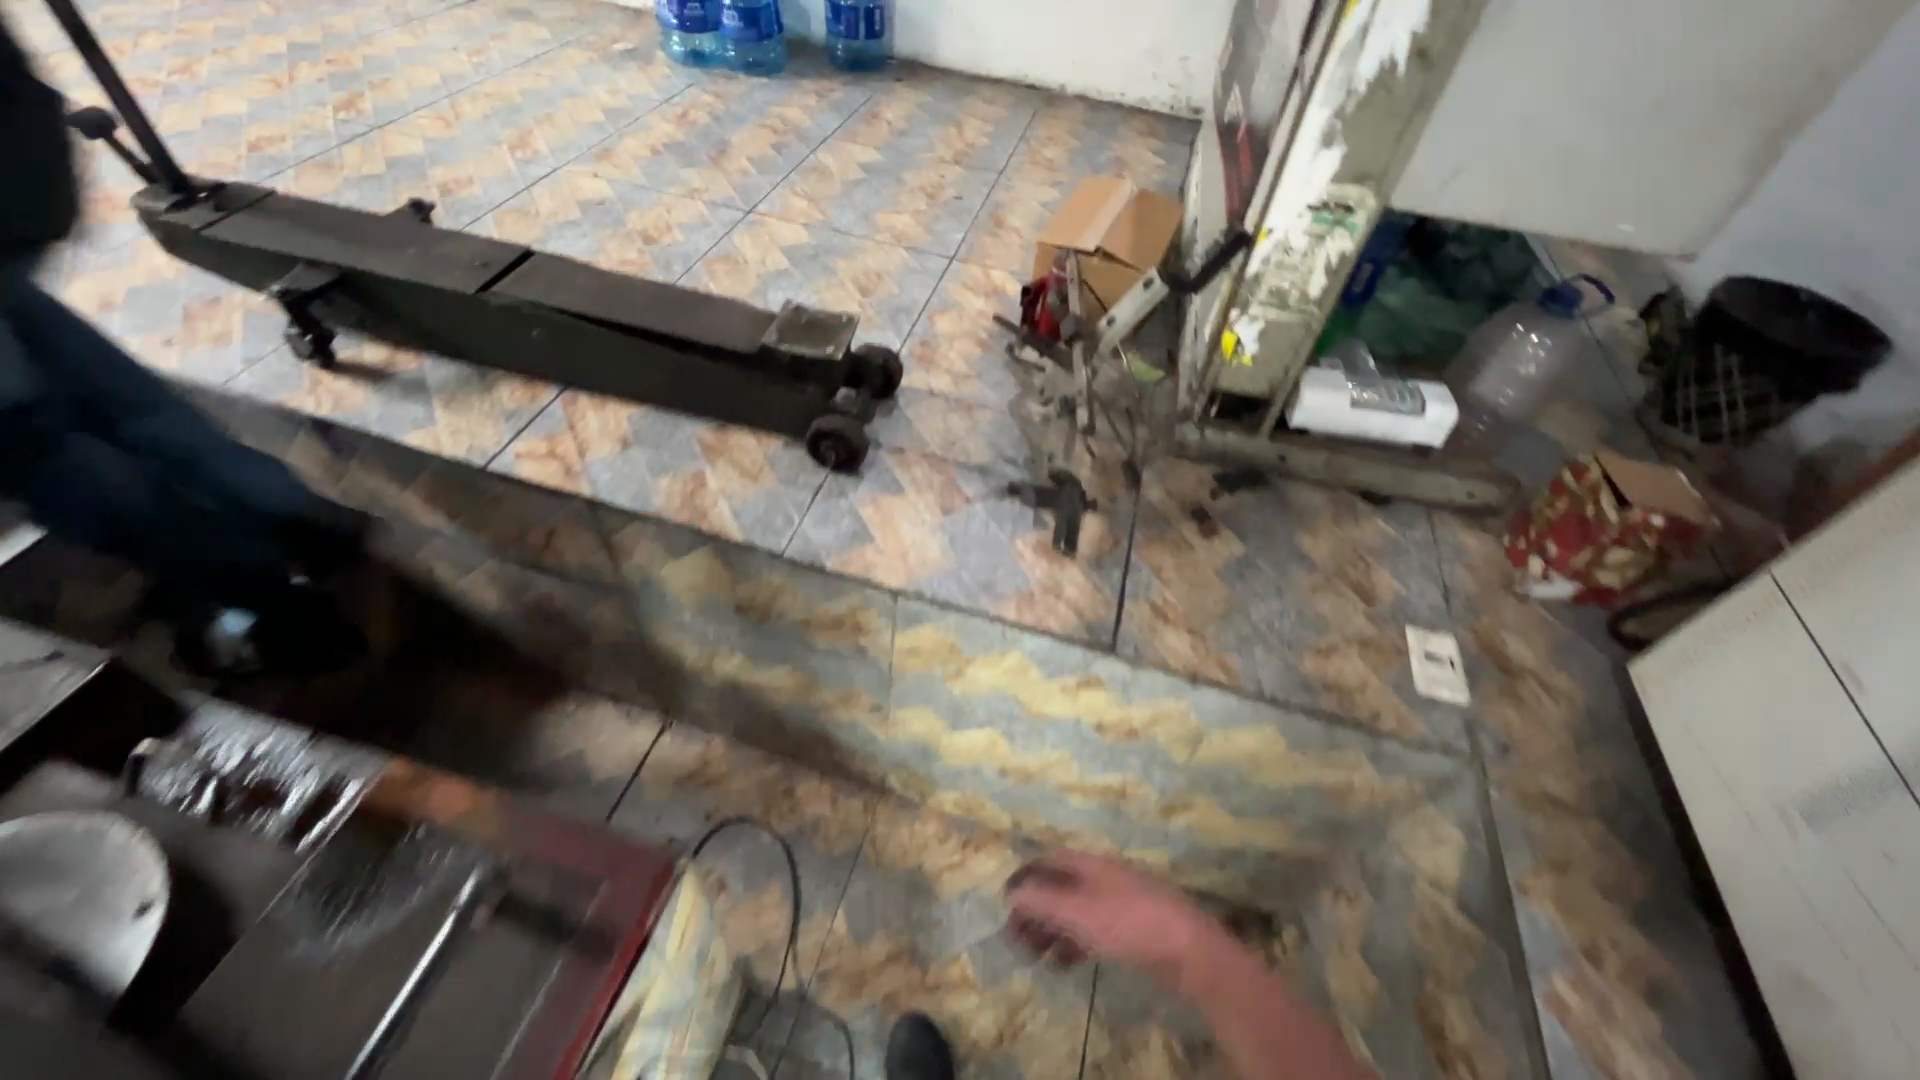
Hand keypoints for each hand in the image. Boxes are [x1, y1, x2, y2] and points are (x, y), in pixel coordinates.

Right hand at [1003, 850, 1218, 989]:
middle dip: (1035, 909)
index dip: (1025, 876)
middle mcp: (1102, 877)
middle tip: (1014, 937)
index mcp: (1090, 864)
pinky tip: (1062, 964)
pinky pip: (1092, 930)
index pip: (1048, 860)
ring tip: (1032, 956)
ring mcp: (1119, 903)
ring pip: (1074, 911)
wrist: (1189, 950)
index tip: (1004, 900)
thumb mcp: (1079, 912)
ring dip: (1050, 929)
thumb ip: (1043, 901)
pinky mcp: (1131, 929)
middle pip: (1059, 887)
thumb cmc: (1129, 924)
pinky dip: (1072, 944)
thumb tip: (1012, 891)